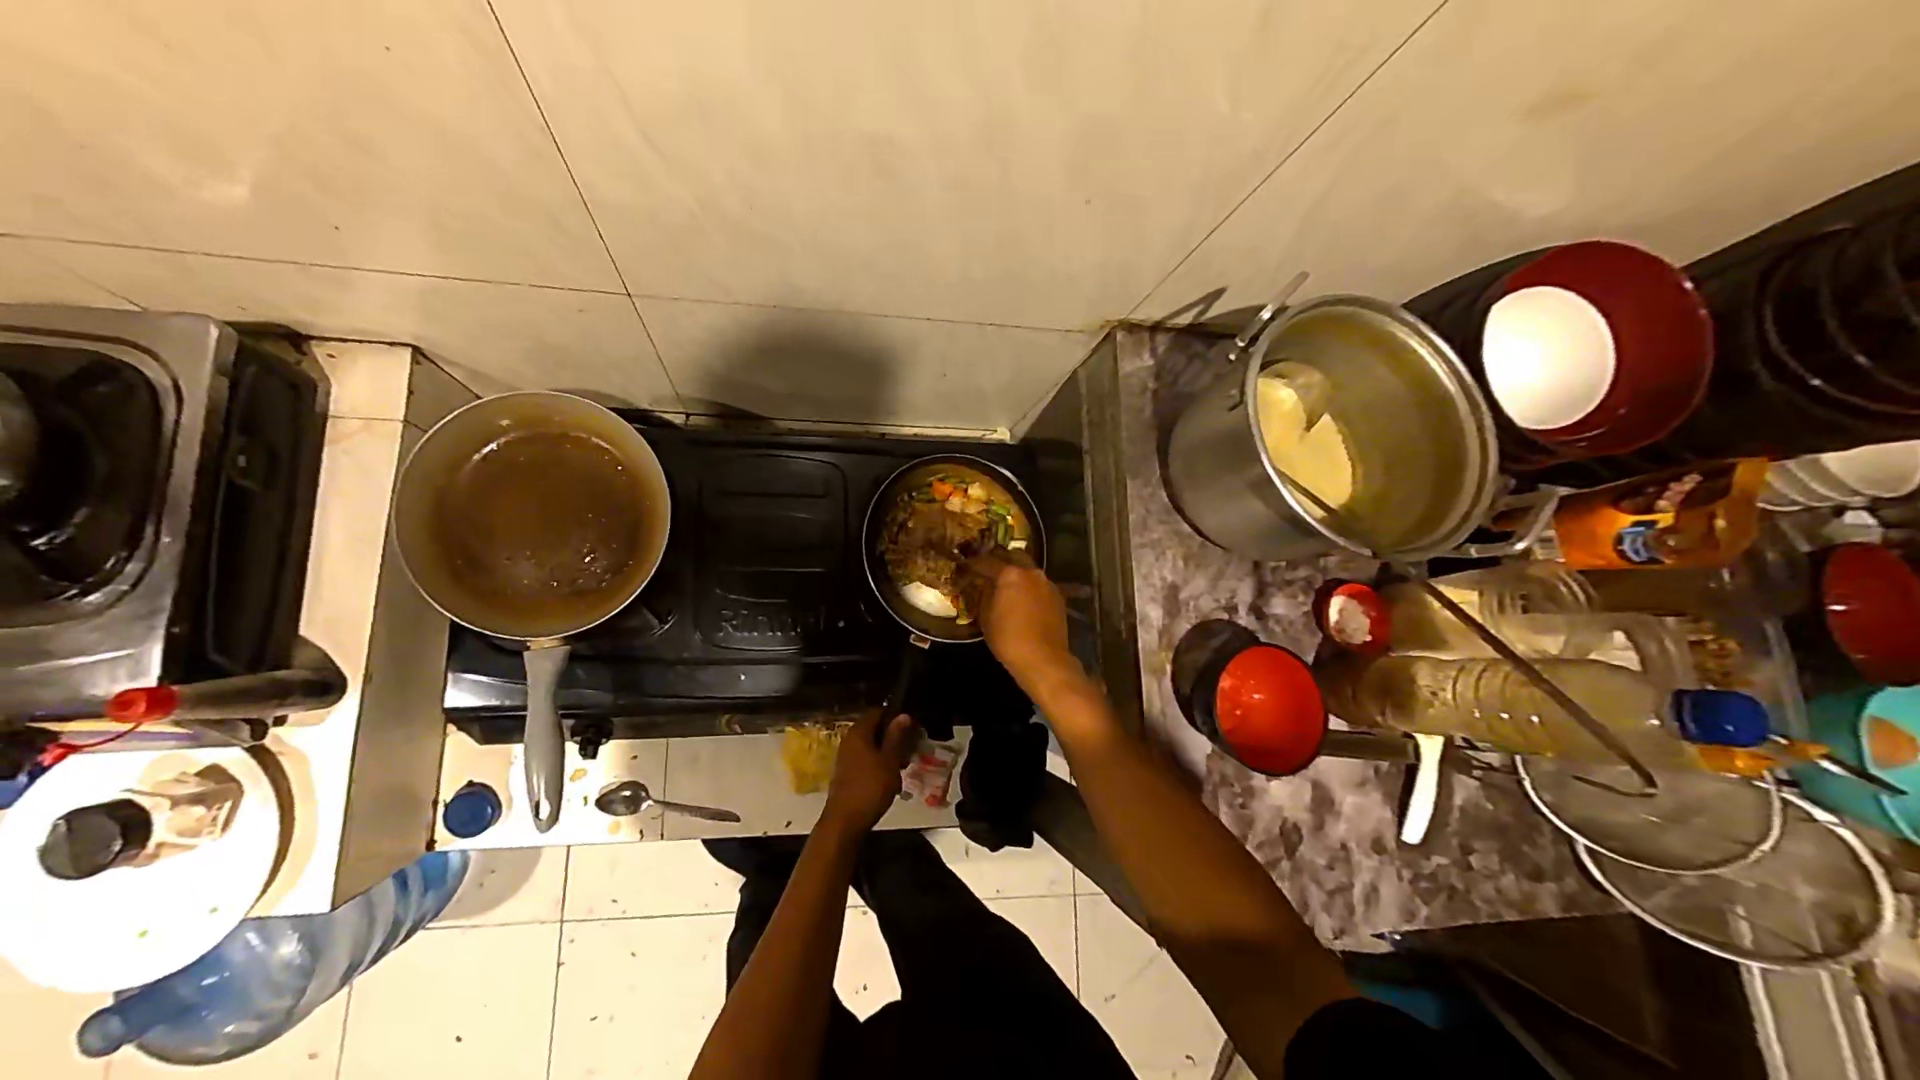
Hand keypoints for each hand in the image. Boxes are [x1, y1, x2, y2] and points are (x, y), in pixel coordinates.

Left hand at [822, 711, 916, 832]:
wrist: (845, 821)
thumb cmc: (870, 787)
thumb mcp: (889, 761)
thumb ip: (896, 737)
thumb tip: (903, 715)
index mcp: (858, 732)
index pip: (877, 712)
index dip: (895, 717)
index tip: (912, 728)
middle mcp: (849, 740)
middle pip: (874, 729)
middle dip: (894, 737)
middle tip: (910, 749)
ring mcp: (846, 757)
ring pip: (871, 746)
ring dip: (888, 752)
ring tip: (903, 765)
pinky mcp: (847, 772)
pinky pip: (866, 759)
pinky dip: (879, 764)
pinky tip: (891, 778)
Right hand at [960, 554, 1082, 692]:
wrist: (1044, 659)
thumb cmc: (1008, 638)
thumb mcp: (986, 617)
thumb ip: (984, 593)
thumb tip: (983, 583)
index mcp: (1011, 574)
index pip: (987, 562)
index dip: (974, 564)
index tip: (965, 565)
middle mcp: (1031, 572)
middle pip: (1013, 557)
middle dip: (999, 561)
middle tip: (988, 571)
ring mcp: (1047, 583)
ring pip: (1029, 571)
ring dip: (1017, 574)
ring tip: (1006, 585)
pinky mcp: (1058, 596)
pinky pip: (1039, 585)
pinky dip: (1029, 587)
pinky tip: (1023, 599)